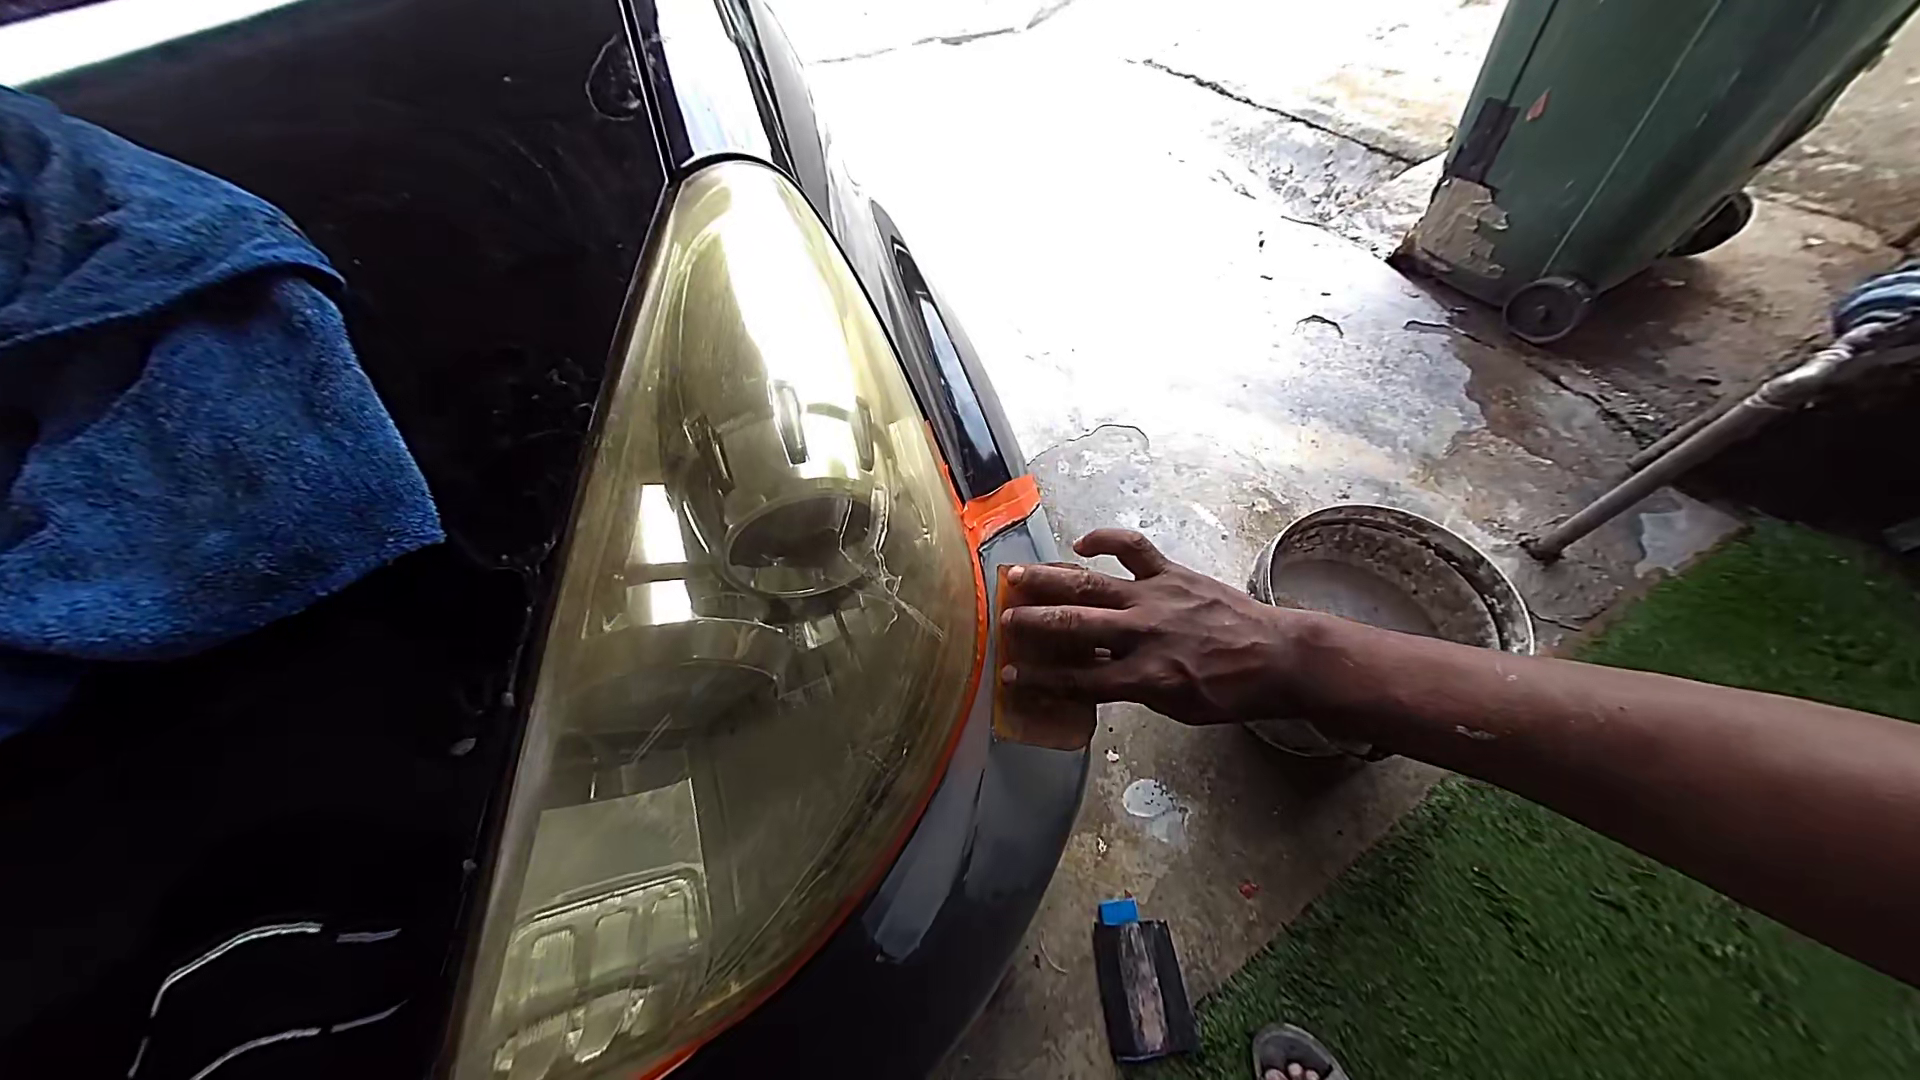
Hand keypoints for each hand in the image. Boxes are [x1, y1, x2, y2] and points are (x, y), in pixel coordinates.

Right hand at [999, 529, 1316, 725]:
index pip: (1079, 680)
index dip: (1039, 679)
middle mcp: (1144, 634)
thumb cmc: (1229, 690)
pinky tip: (1081, 543)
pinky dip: (1105, 539)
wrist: (1280, 657)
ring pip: (1092, 584)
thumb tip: (1091, 672)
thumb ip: (1132, 689)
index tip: (1009, 675)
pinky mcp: (1172, 572)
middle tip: (1003, 620)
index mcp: (1147, 677)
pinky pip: (1133, 547)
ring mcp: (1156, 597)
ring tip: (1018, 575)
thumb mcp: (1178, 707)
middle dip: (1034, 624)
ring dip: (1051, 580)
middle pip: (1076, 626)